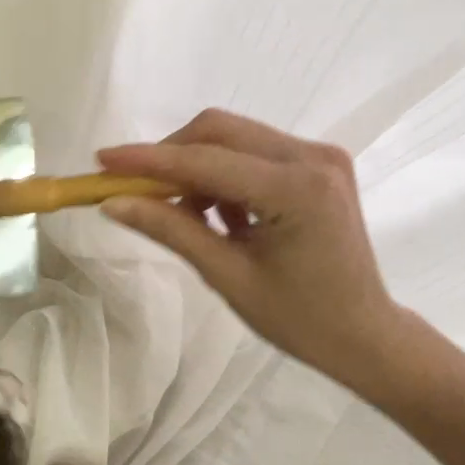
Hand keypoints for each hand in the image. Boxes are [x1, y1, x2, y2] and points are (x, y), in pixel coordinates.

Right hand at [98, 109, 413, 392]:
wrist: (363, 333)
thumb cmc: (297, 318)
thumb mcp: (226, 276)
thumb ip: (171, 230)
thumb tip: (113, 203)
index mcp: (296, 190)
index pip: (205, 160)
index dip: (148, 160)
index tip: (101, 160)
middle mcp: (312, 158)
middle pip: (219, 131)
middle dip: (169, 156)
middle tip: (131, 188)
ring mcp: (320, 156)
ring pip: (234, 137)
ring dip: (195, 167)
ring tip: (184, 215)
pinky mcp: (319, 164)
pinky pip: (252, 152)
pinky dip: (221, 174)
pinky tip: (218, 214)